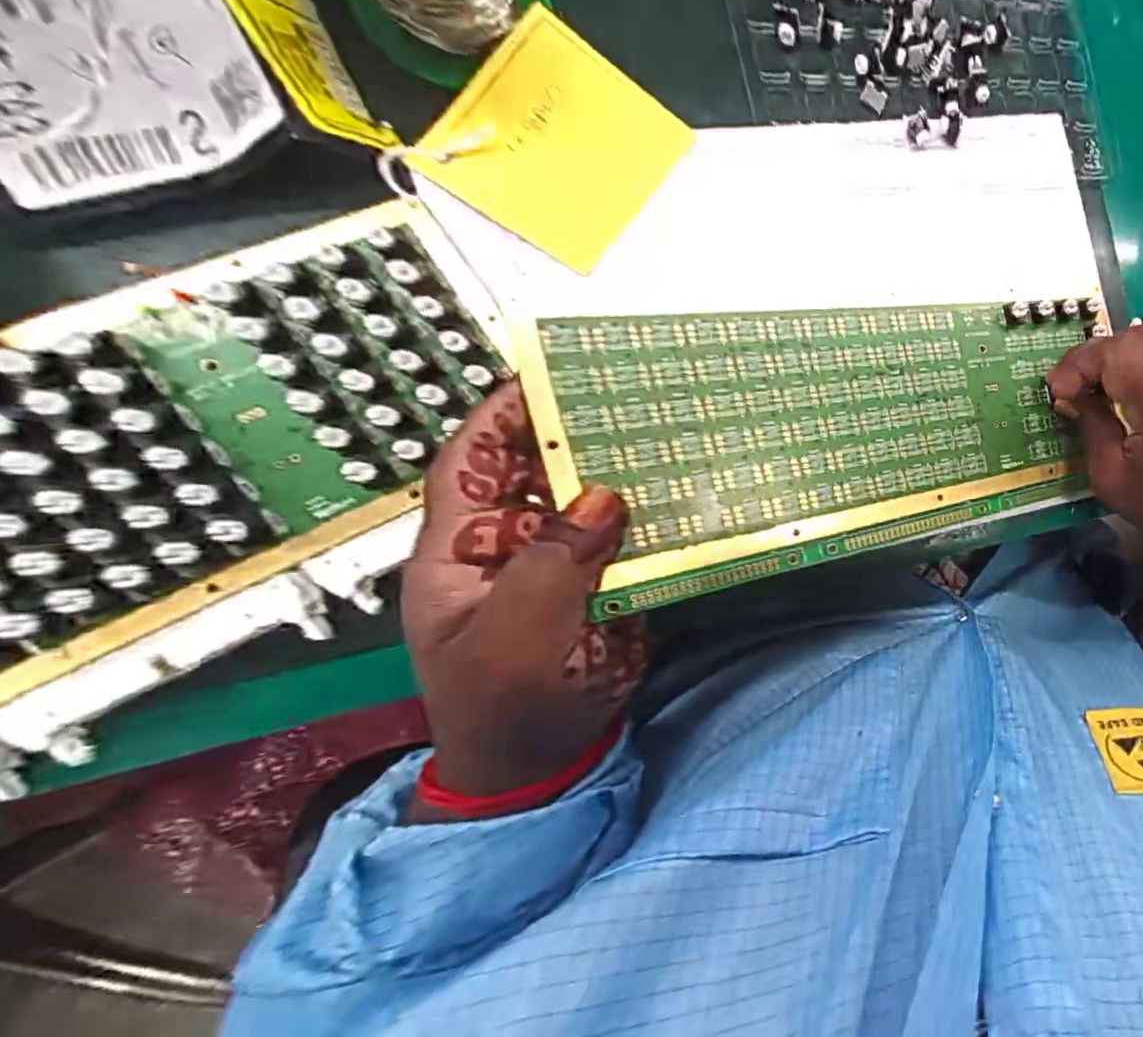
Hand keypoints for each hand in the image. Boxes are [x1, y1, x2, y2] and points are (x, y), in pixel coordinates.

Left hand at [400, 382, 647, 818]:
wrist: (540, 765)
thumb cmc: (504, 709)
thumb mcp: (512, 641)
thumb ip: (549, 567)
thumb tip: (600, 496)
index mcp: (463, 553)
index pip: (472, 466)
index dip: (500, 418)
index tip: (541, 377)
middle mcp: (513, 548)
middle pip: (539, 474)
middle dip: (572, 435)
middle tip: (621, 396)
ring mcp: (561, 568)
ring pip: (588, 504)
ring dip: (620, 472)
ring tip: (659, 434)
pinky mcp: (600, 587)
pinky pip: (624, 539)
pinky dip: (648, 517)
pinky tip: (678, 495)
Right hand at [1046, 320, 1142, 598]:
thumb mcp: (1109, 477)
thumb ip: (1091, 426)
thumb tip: (1071, 395)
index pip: (1114, 353)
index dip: (1078, 365)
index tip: (1059, 392)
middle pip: (1134, 338)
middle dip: (1096, 356)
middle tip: (1077, 386)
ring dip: (1127, 345)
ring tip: (1109, 374)